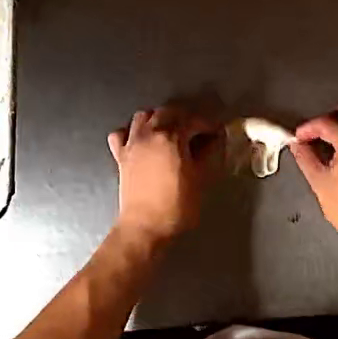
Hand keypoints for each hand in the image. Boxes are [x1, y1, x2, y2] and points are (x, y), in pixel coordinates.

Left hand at [107, 105, 219, 246]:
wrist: (145, 227)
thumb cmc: (177, 205)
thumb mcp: (201, 179)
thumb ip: (210, 154)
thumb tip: (216, 139)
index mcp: (172, 137)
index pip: (194, 121)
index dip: (208, 124)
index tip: (217, 131)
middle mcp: (149, 134)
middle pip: (168, 112)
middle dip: (185, 117)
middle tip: (197, 130)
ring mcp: (132, 143)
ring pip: (143, 116)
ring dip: (159, 118)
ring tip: (171, 130)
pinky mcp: (120, 155)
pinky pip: (122, 133)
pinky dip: (131, 131)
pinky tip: (141, 139)